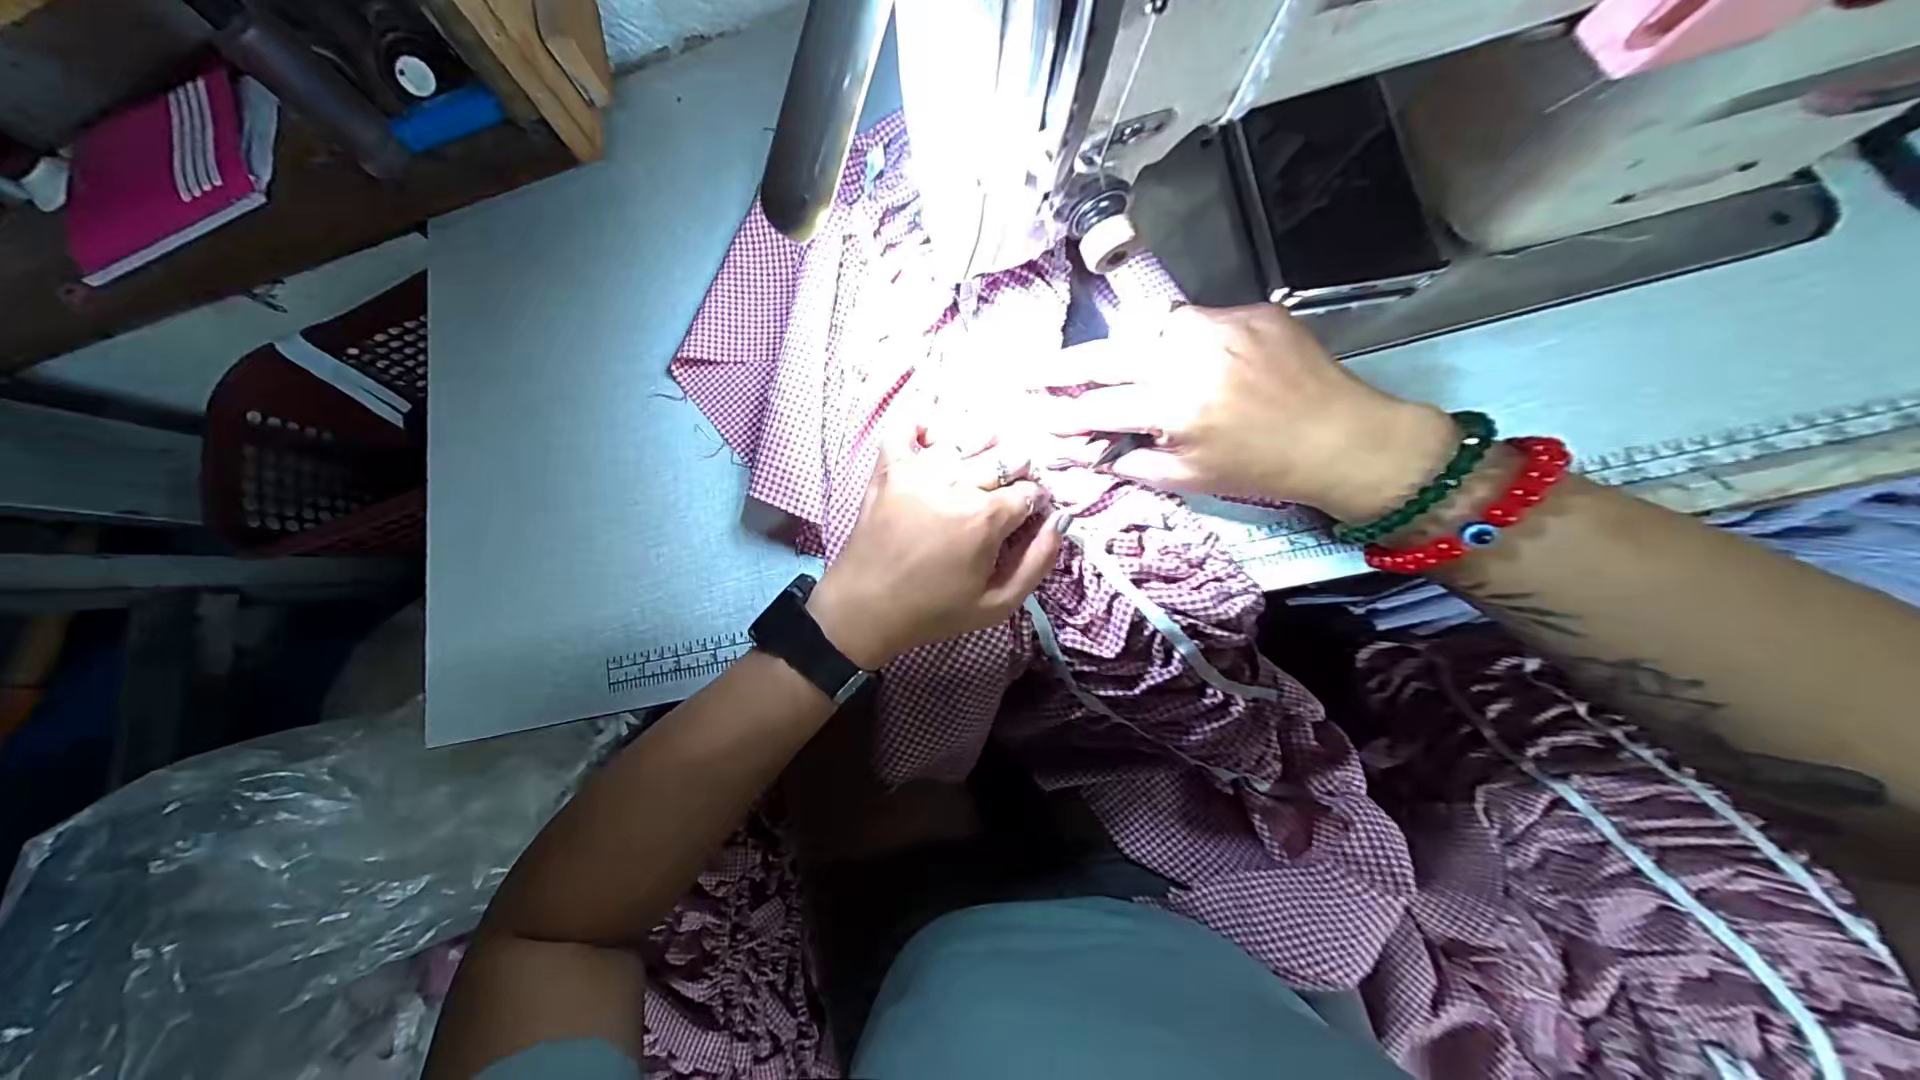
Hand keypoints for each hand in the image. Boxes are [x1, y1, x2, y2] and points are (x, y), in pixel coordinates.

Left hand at [805, 423, 1067, 669]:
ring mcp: (918, 472)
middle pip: (1003, 459)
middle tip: (1003, 495)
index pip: (1029, 491)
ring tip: (977, 468)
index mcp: (984, 517)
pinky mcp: (888, 469)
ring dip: (980, 447)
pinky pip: (905, 430)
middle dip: (1014, 473)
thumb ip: (1038, 562)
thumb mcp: (998, 604)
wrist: (865, 609)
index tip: (1026, 515)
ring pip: (963, 440)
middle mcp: (955, 484)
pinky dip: (921, 427)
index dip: (1034, 503)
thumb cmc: (935, 611)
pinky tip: (933, 438)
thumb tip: (1060, 521)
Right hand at [1030, 304, 1458, 522]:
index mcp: (1175, 405)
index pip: (1097, 406)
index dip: (1058, 413)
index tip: (1029, 412)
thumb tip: (1084, 451)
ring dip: (1123, 349)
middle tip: (1031, 371)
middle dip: (1062, 365)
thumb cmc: (1261, 469)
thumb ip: (1128, 460)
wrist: (1344, 437)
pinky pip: (1192, 320)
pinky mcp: (1248, 309)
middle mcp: (1190, 355)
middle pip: (1106, 354)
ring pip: (1147, 328)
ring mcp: (1220, 324)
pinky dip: (1176, 341)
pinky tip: (1186, 361)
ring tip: (1114, 367)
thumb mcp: (1188, 477)